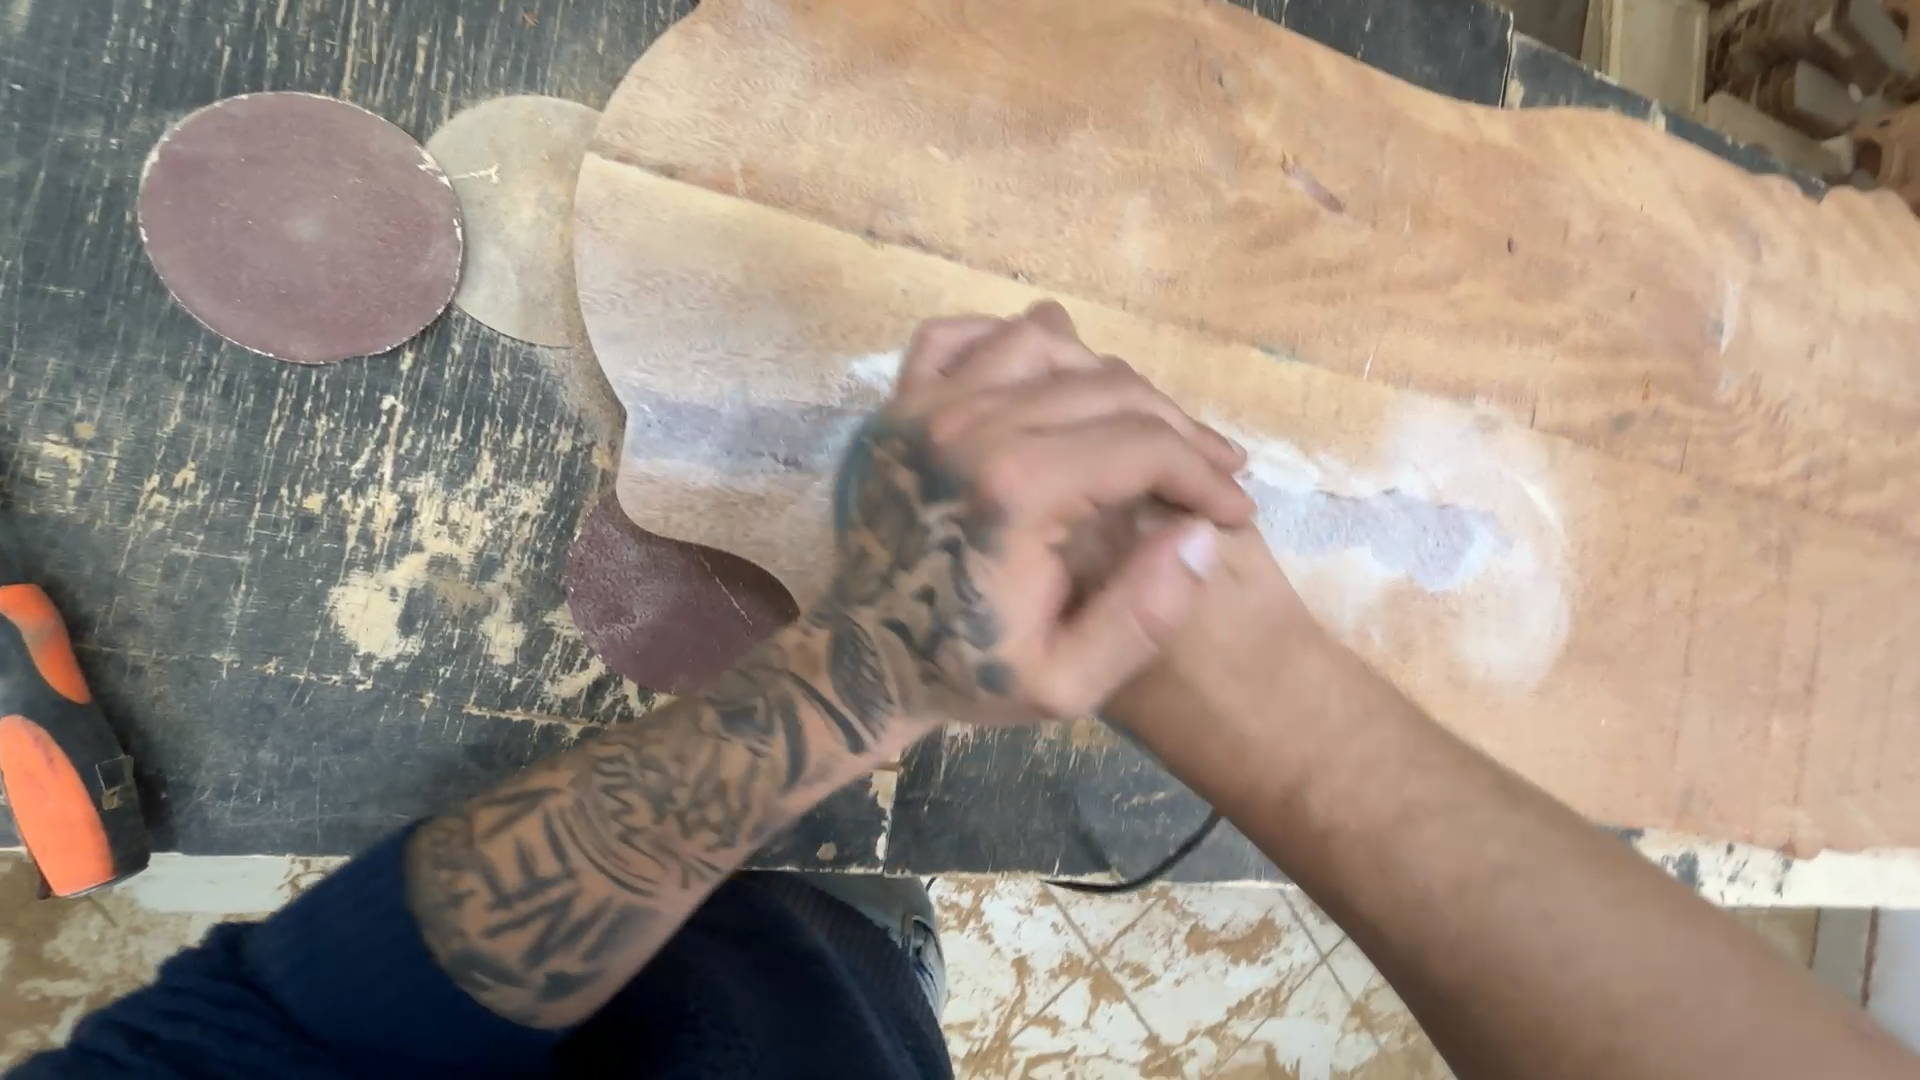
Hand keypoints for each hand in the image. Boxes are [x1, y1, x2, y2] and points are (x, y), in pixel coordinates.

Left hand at [818, 301, 1253, 725]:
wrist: (864, 659)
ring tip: (1141, 424)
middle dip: (1178, 431)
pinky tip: (1041, 374)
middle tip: (1211, 471)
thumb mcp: (1069, 683)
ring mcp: (927, 407)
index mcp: (1017, 490)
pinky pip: (957, 337)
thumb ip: (1145, 613)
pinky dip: (1007, 342)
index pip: (1144, 446)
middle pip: (1108, 389)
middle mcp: (972, 426)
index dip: (1205, 476)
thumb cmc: (966, 672)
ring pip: (1045, 346)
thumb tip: (1202, 532)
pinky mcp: (899, 407)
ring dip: (1108, 380)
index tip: (1233, 510)